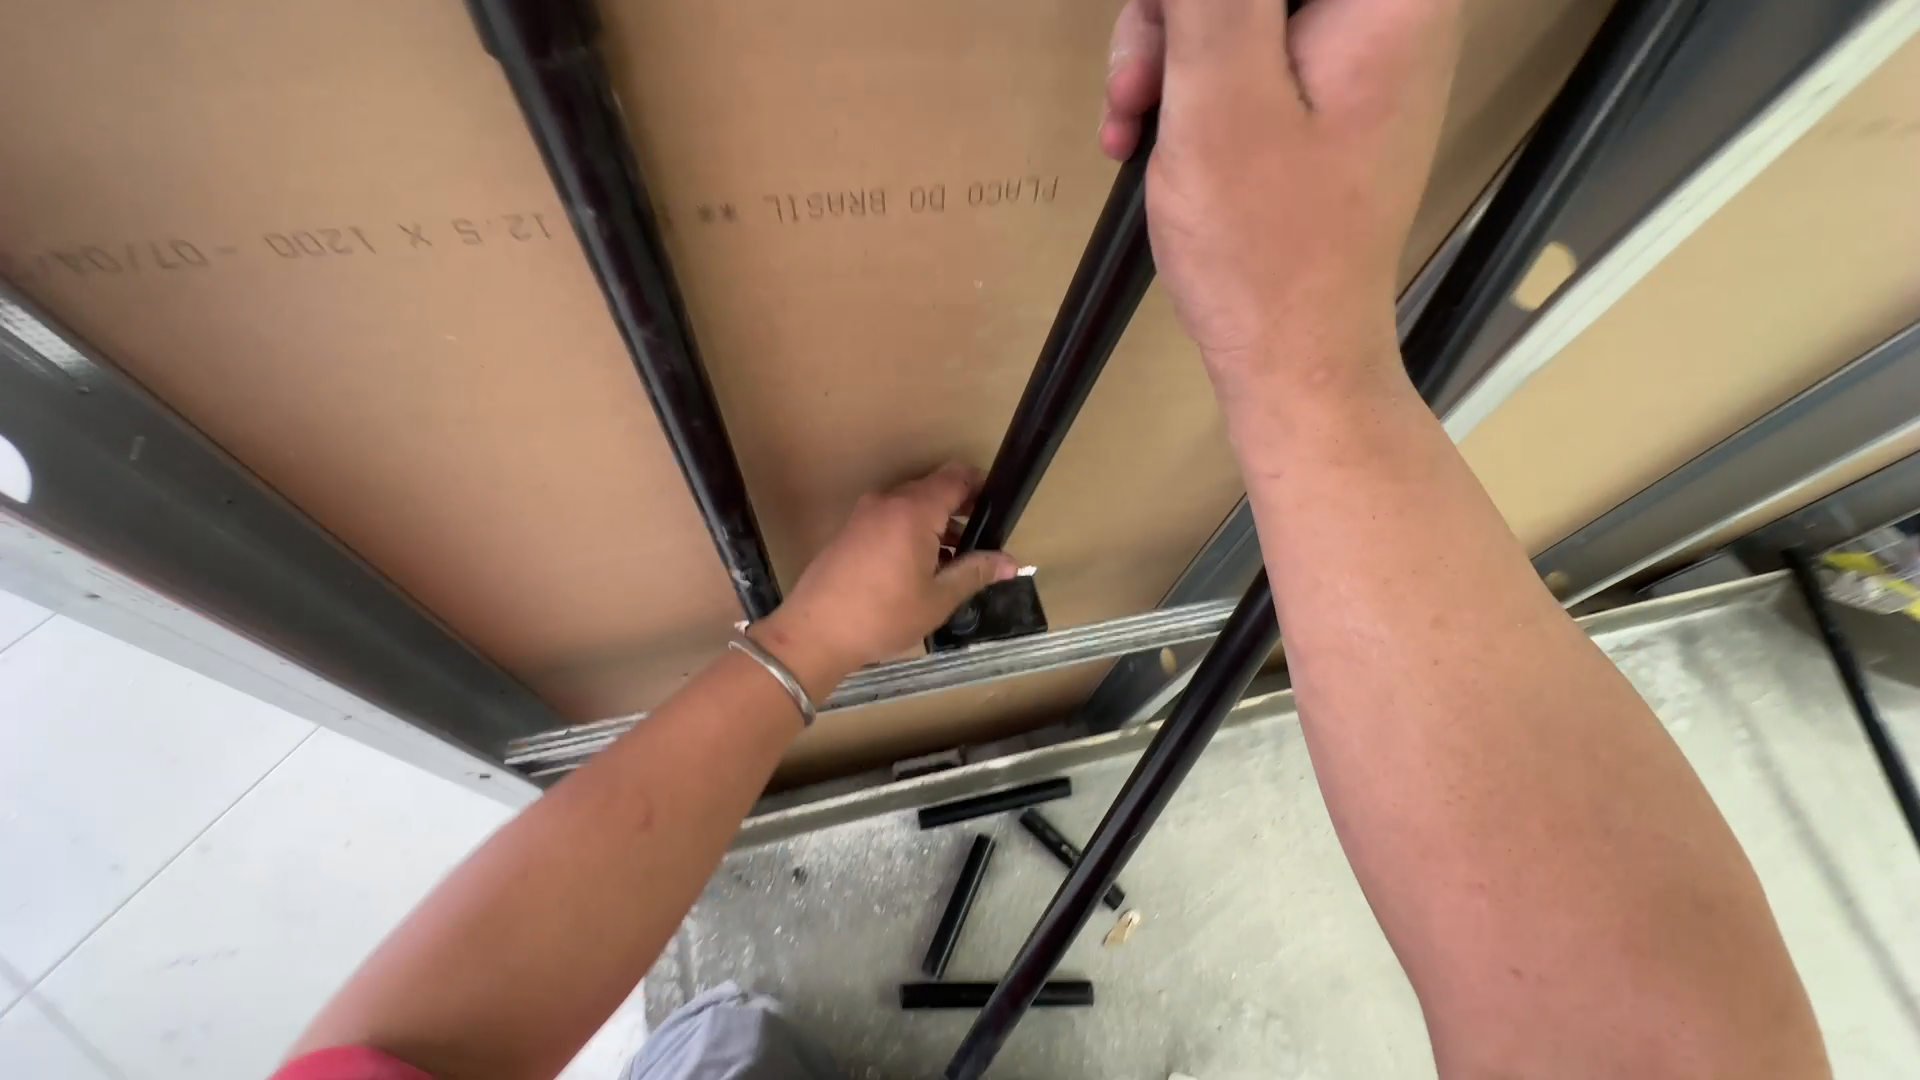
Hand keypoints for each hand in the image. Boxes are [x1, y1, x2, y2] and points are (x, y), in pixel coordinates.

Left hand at [750, 464, 1019, 696]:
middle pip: (933, 489)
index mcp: (914, 511)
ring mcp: (864, 514)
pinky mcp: (850, 531)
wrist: (815, 633)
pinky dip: (910, 532)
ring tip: (951, 563)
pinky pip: (890, 518)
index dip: (981, 486)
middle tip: (979, 543)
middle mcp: (888, 502)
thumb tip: (1010, 562)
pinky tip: (917, 568)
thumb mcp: (938, 598)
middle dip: (960, 510)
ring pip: (911, 505)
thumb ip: (976, 572)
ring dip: (935, 524)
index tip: (997, 508)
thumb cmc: (882, 616)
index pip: (956, 477)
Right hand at [1102, 0, 1460, 388]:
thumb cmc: (1262, 246)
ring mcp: (1350, 66)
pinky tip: (1145, 138)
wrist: (1291, 356)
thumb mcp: (1218, 101)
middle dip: (1171, 21)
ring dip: (1164, 62)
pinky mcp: (1319, 111)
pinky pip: (1241, 66)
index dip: (1190, 0)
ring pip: (1234, 17)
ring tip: (1127, 129)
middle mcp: (1384, 14)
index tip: (1157, 35)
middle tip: (1130, 93)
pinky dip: (1186, 96)